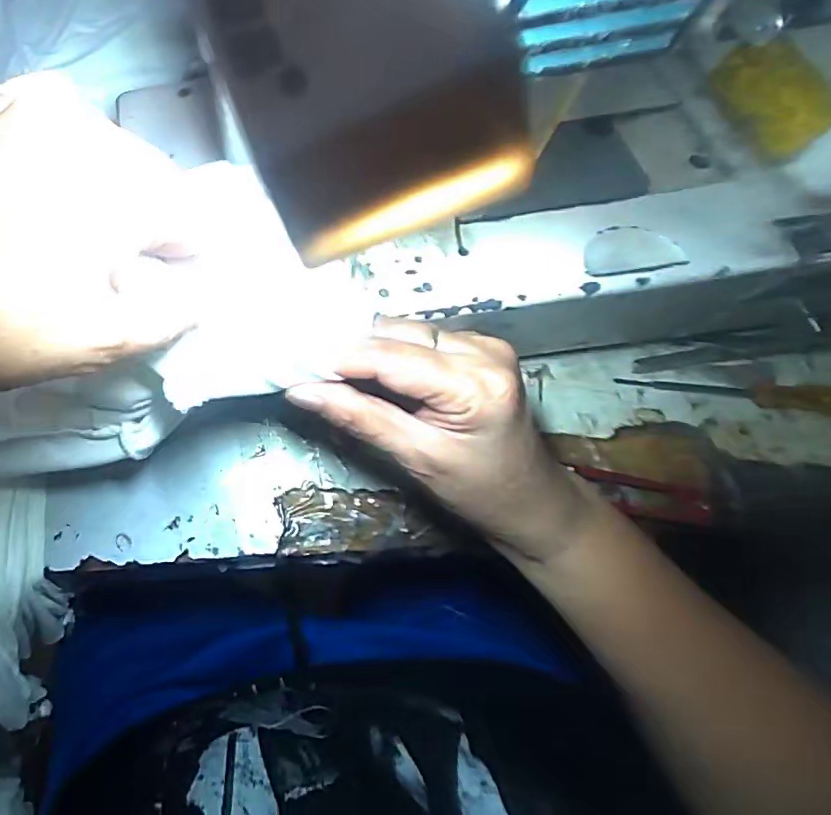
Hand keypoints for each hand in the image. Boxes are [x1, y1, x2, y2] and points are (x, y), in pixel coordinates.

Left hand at [0, 85, 201, 459]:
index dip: (181, 253)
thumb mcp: (92, 341)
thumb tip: (203, 282)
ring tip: (54, 232)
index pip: (187, 212)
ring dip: (99, 185)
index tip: (158, 281)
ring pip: (100, 144)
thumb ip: (172, 310)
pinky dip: (53, 158)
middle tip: (101, 265)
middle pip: (147, 172)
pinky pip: (47, 125)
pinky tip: (18, 197)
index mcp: (110, 180)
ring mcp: (19, 98)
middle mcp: (75, 120)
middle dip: (141, 218)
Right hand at [284, 318, 593, 563]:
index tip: (296, 366)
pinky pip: (420, 337)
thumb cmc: (480, 492)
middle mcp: (483, 350)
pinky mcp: (480, 345)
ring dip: (368, 348)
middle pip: (396, 333)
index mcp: (473, 384)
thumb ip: (359, 417)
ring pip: (405, 330)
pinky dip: (390, 350)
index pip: (389, 357)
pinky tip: (370, 369)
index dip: (338, 358)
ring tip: (332, 370)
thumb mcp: (416, 458)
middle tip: (308, 368)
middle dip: (349, 350)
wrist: (534, 501)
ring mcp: (485, 343)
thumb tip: (303, 391)